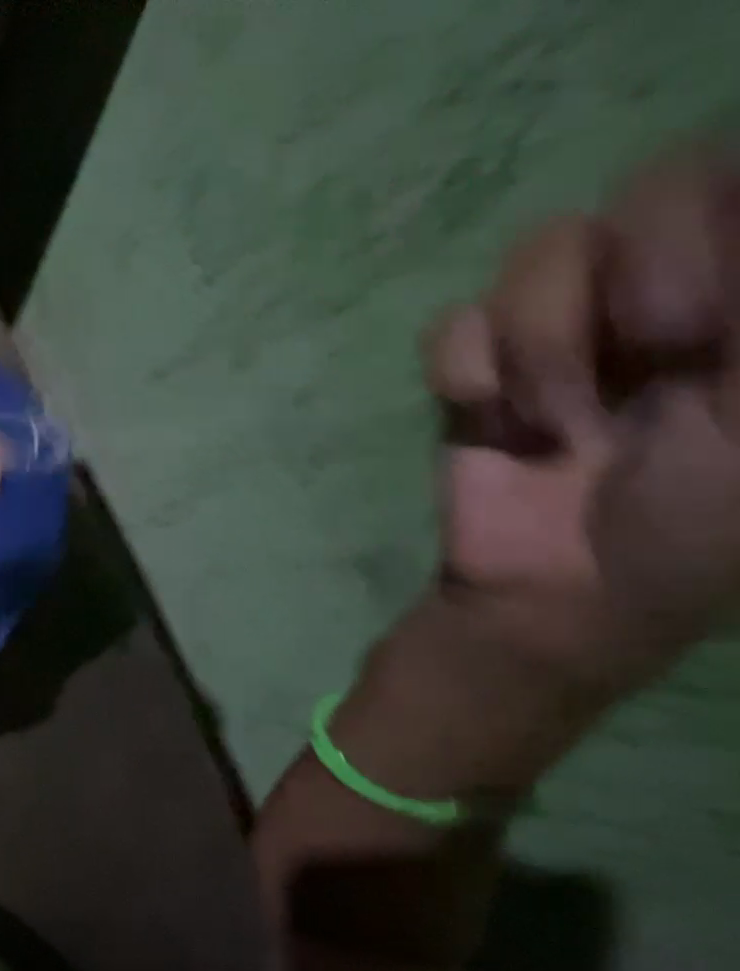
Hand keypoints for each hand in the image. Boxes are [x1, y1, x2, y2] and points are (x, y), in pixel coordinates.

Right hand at [426, 150, 739, 686]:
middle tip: (660, 346)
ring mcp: (566, 322)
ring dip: (546, 340)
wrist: (558, 593)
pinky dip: (468, 370)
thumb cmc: (699, 524)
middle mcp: (668, 285)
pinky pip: (454, 320)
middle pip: (655, 181)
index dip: (719, 221)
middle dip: (644, 264)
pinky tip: (492, 418)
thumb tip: (726, 228)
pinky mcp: (478, 363)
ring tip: (557, 419)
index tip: (705, 314)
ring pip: (543, 245)